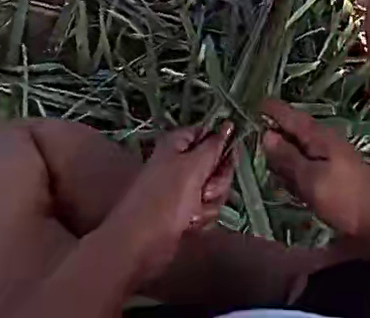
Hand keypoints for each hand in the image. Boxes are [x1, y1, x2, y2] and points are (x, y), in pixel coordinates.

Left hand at [100, 123, 234, 285]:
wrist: (139, 245)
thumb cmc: (164, 199)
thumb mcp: (192, 167)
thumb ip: (214, 147)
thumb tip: (229, 124)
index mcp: (179, 143)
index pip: (209, 133)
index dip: (222, 144)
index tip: (230, 155)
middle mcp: (182, 161)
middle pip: (217, 163)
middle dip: (216, 180)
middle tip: (204, 190)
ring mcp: (184, 187)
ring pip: (216, 188)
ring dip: (209, 202)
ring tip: (192, 212)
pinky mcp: (186, 211)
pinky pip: (208, 208)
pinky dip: (202, 217)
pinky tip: (190, 225)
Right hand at [261, 99, 369, 240]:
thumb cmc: (345, 197)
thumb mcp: (311, 179)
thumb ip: (289, 158)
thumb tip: (267, 135)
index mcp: (318, 136)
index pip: (291, 117)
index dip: (273, 110)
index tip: (256, 102)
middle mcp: (324, 142)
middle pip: (294, 131)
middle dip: (275, 129)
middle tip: (253, 128)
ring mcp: (330, 159)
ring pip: (300, 149)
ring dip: (283, 150)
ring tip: (263, 153)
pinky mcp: (334, 177)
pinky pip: (306, 166)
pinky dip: (293, 168)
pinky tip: (285, 177)